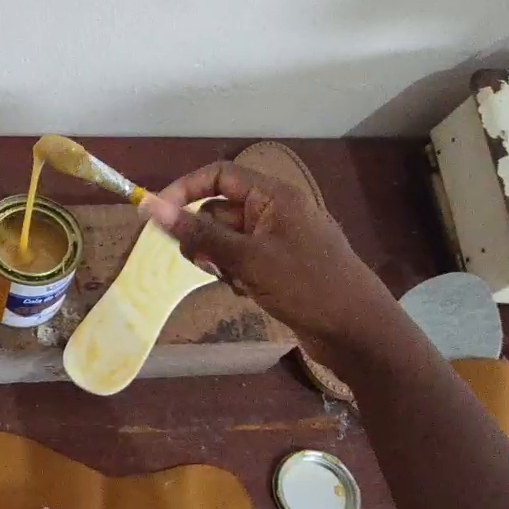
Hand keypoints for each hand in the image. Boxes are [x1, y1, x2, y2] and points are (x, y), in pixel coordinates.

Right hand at [140, 161, 394, 360]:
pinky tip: (246, 292)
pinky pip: (239, 260)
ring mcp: (276, 240)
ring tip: (231, 280)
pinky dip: (233, 274)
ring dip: (217, 259)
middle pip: (217, 210)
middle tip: (203, 263)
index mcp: (274, 197)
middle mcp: (274, 212)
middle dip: (202, 236)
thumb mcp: (247, 258)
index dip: (184, 190)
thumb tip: (151, 208)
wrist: (357, 332)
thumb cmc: (306, 286)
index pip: (218, 176)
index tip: (157, 216)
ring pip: (225, 239)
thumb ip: (198, 233)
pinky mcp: (277, 266)